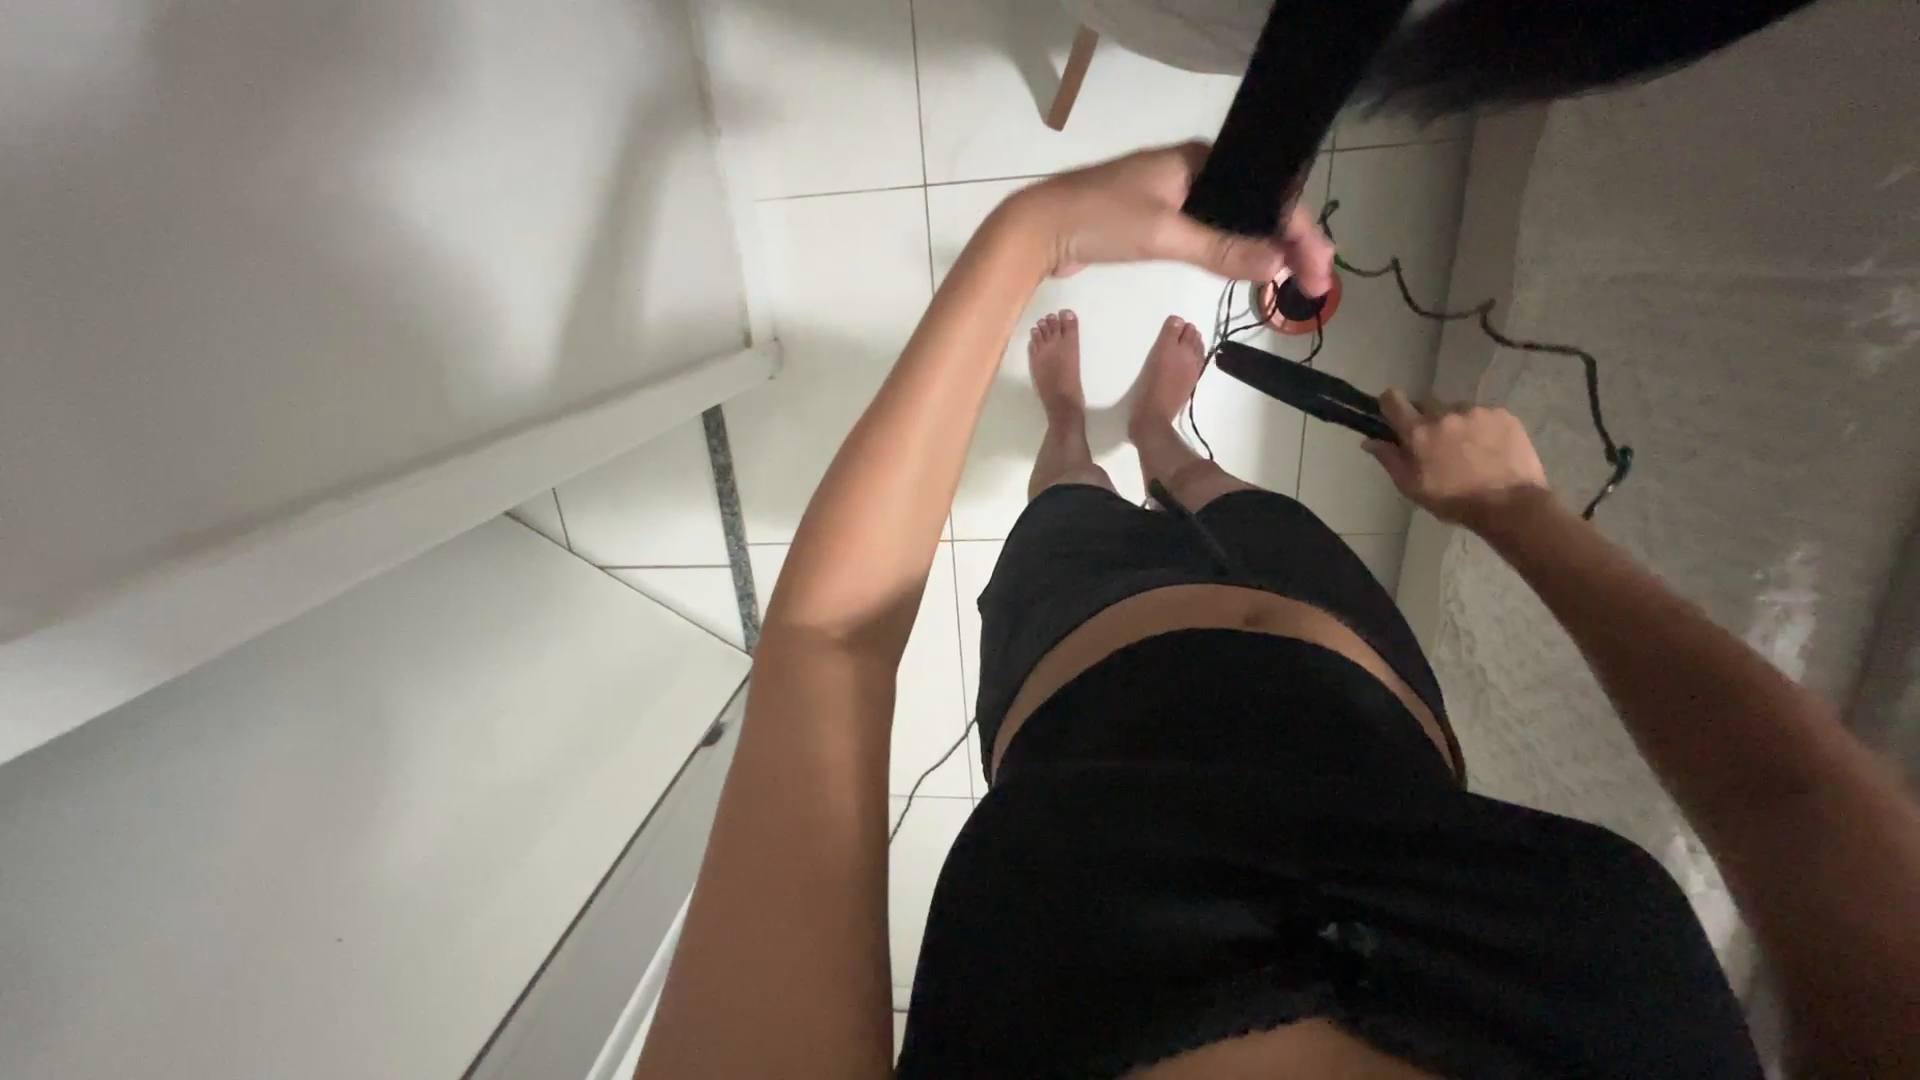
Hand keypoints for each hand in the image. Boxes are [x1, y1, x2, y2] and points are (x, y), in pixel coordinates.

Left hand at [1005, 141, 1334, 288]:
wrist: (1039, 231)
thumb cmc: (1100, 220)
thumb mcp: (1164, 234)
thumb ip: (1221, 248)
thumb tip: (1277, 264)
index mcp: (1201, 161)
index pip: (1268, 194)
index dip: (1299, 233)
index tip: (1320, 270)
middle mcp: (1193, 173)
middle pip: (1256, 208)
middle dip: (1288, 244)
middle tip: (1315, 284)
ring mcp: (1174, 197)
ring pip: (1232, 223)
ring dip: (1261, 251)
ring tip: (1291, 283)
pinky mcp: (1157, 221)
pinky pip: (1207, 235)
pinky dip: (1229, 254)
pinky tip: (1245, 274)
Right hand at [1364, 389, 1550, 528]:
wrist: (1509, 504)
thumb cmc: (1453, 500)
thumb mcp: (1411, 486)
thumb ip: (1389, 459)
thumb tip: (1369, 441)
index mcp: (1418, 431)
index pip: (1393, 399)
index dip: (1390, 404)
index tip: (1393, 416)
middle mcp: (1445, 414)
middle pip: (1426, 402)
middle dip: (1425, 418)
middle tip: (1434, 442)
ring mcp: (1476, 412)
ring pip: (1456, 409)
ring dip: (1454, 422)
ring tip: (1466, 447)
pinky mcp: (1503, 415)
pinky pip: (1483, 413)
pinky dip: (1480, 426)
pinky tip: (1488, 447)